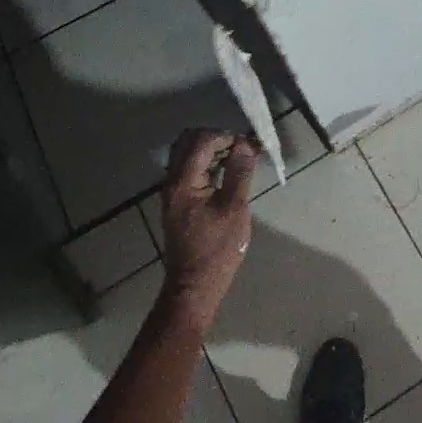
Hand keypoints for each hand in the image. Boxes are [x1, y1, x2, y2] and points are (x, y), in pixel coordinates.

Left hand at [159, 129, 259, 330]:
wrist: (194, 286)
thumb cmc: (217, 250)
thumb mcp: (235, 209)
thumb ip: (239, 172)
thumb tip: (246, 143)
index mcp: (183, 181)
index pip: (202, 141)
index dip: (227, 136)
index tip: (249, 145)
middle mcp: (172, 181)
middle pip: (188, 141)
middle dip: (216, 138)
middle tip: (241, 149)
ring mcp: (172, 191)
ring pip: (186, 154)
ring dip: (210, 150)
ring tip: (236, 159)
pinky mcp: (177, 201)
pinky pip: (188, 169)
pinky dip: (205, 163)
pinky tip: (225, 174)